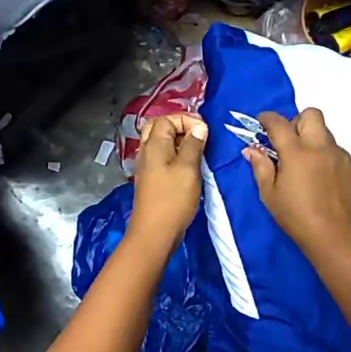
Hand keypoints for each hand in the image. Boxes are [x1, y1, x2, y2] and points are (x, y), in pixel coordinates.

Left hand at [129, 112, 207, 248]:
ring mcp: (147, 167)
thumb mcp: (188, 169)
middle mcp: (146, 152)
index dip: (185, 119)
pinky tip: (188, 167)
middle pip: (158, 128)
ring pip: (160, 144)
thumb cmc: (173, 200)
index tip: (204, 131)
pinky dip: (175, 156)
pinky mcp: (151, 180)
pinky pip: (162, 159)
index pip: (166, 119)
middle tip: (199, 137)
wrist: (154, 233)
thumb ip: (193, 145)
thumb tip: (198, 127)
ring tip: (197, 151)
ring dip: (178, 142)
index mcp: (154, 145)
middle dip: (179, 127)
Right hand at [243, 108, 350, 252]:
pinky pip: (335, 150)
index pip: (279, 123)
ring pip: (324, 132)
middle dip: (296, 121)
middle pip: (311, 114)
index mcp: (296, 152)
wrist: (333, 233)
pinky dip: (324, 155)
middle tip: (287, 141)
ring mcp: (338, 155)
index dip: (268, 118)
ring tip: (303, 163)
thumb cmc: (295, 215)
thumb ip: (260, 166)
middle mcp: (320, 147)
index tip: (262, 121)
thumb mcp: (269, 193)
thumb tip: (251, 149)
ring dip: (311, 138)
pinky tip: (318, 177)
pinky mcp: (350, 165)